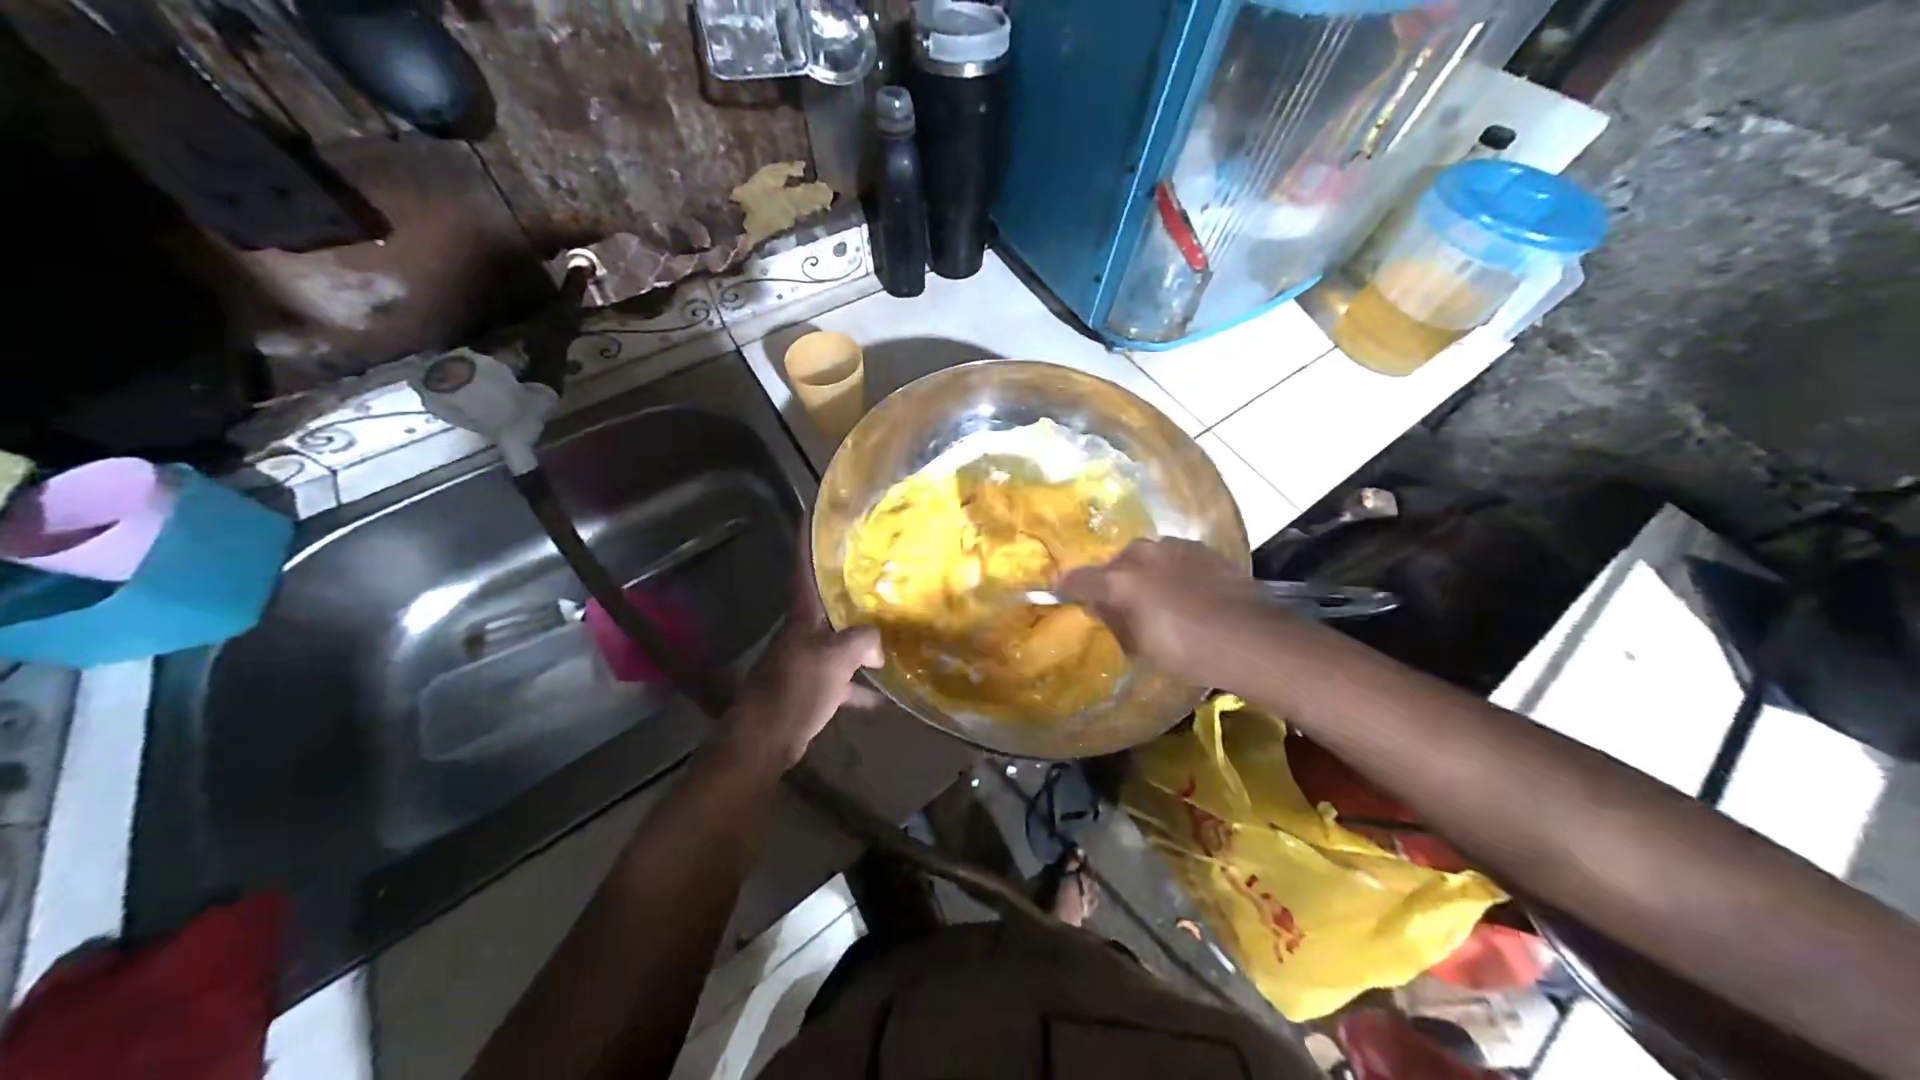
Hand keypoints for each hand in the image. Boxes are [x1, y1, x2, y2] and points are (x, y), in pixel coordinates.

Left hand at [721, 523, 882, 771]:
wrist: (765, 740)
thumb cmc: (796, 689)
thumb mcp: (836, 658)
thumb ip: (863, 641)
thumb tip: (879, 645)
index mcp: (802, 617)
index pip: (803, 567)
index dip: (806, 539)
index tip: (811, 510)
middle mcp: (802, 634)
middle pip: (825, 604)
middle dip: (847, 588)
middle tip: (877, 571)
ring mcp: (805, 663)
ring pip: (838, 643)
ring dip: (861, 642)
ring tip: (894, 633)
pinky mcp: (810, 691)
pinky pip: (842, 683)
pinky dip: (861, 689)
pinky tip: (888, 698)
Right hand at [1058, 538, 1276, 687]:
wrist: (1249, 638)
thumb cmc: (1187, 651)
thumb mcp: (1141, 647)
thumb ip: (1117, 623)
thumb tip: (1104, 610)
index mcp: (1119, 580)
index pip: (1078, 578)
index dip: (1067, 587)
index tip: (1061, 593)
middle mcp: (1141, 554)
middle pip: (1115, 564)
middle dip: (1113, 581)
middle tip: (1120, 604)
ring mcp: (1174, 547)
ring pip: (1146, 557)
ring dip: (1143, 572)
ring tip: (1155, 596)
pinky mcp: (1202, 549)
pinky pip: (1174, 557)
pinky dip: (1171, 570)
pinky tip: (1184, 589)